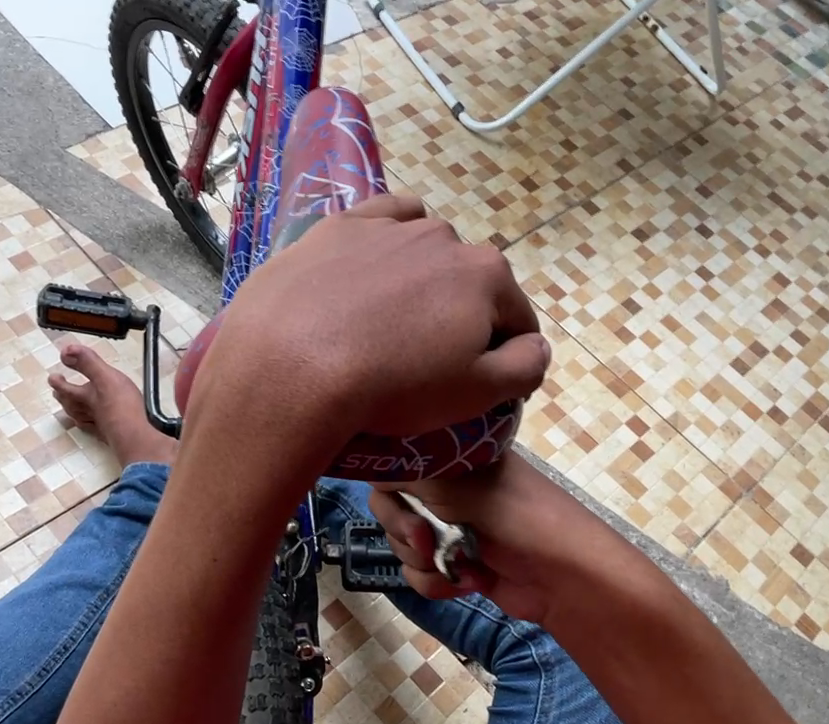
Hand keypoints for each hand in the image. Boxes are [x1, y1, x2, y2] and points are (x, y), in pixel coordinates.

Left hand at [186, 195, 549, 461]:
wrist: (290, 368)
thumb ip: (524, 367)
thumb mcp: (474, 395)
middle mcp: (444, 238)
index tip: (479, 383)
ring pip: (423, 251)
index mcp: (486, 276)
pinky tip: (371, 265)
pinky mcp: (335, 227)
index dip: (505, 355)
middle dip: (459, 317)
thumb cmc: (391, 388)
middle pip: (468, 283)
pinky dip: (385, 241)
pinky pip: (377, 222)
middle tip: (423, 362)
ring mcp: (387, 227)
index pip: (516, 319)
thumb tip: (538, 347)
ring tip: (387, 323)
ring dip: (421, 281)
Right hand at [368, 453, 594, 623]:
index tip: (405, 509)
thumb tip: (373, 465)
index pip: (397, 465)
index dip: (391, 491)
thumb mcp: (468, 491)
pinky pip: (418, 573)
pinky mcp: (452, 565)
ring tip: (455, 568)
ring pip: (402, 546)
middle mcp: (447, 491)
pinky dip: (434, 583)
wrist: (566, 581)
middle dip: (404, 532)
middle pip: (390, 509)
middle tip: (426, 543)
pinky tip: (465, 584)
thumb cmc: (526, 522)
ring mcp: (449, 530)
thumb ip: (417, 478)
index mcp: (454, 461)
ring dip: (422, 563)